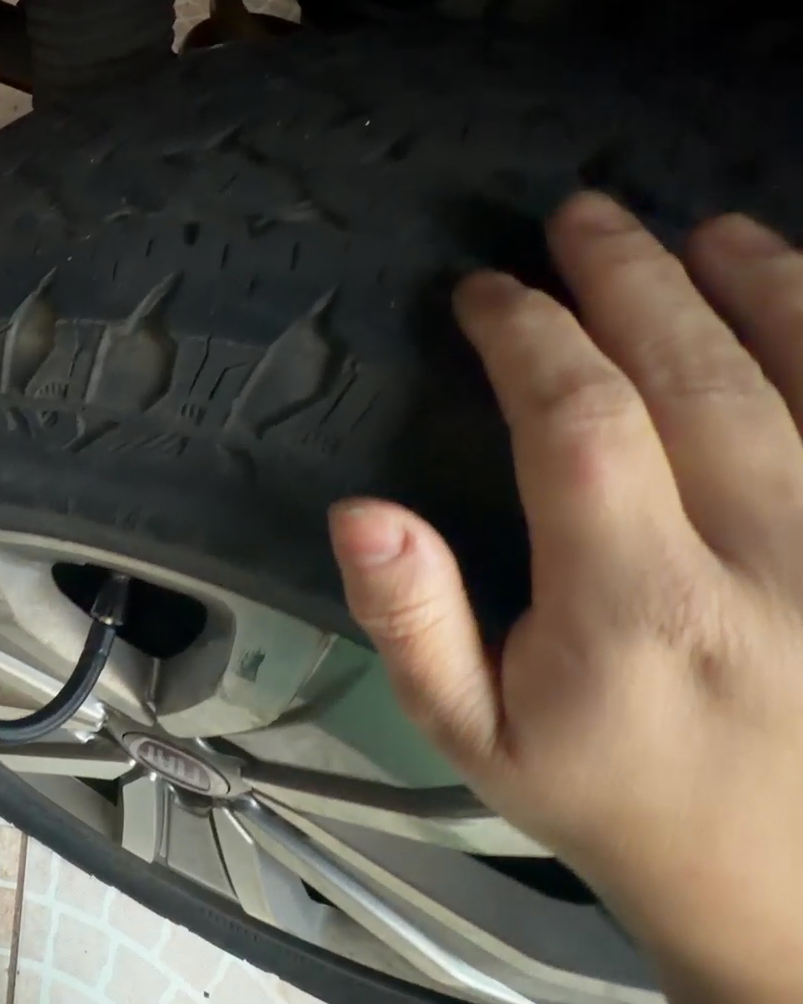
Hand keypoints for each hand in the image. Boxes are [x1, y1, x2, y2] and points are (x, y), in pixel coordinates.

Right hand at [329, 192, 802, 1003]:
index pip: (580, 421)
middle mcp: (776, 561)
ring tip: (700, 231)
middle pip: (700, 377)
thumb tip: (361, 514)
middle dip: (631, 282)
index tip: (488, 294)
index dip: (528, 337)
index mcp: (639, 604)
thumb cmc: (607, 797)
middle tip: (582, 220)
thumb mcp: (465, 730)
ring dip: (758, 287)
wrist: (801, 900)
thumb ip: (408, 620)